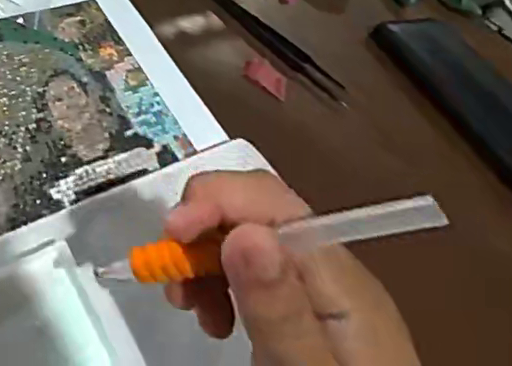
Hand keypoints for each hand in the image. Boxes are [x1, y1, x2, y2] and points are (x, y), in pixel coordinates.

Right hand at [164, 171, 419, 365]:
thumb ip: (281, 311)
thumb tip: (248, 232)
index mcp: (340, 277)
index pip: (268, 197)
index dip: (212, 198)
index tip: (171, 233)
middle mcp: (330, 268)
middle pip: (250, 210)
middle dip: (199, 229)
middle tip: (172, 276)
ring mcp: (319, 287)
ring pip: (241, 233)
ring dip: (200, 256)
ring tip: (190, 306)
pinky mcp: (304, 306)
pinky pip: (248, 264)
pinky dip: (216, 278)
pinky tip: (212, 315)